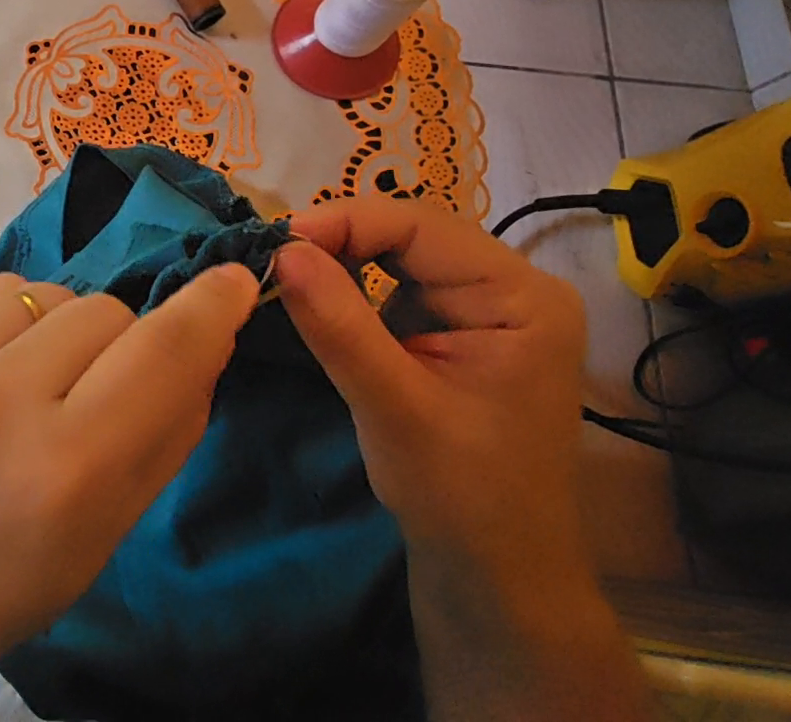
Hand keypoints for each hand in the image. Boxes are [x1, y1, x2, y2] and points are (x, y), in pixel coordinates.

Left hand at [0, 268, 257, 721]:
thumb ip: (167, 431)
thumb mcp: (106, 530)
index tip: (233, 282)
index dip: (211, 308)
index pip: (164, 352)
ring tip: (34, 384)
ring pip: (54, 292)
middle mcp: (0, 401)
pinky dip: (16, 319)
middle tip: (92, 396)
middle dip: (123, 346)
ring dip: (65, 330)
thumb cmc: (1, 582)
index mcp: (65, 469)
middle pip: (110, 312)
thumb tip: (207, 341)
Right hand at [274, 197, 587, 579]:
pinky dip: (348, 290)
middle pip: (410, 235)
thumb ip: (338, 324)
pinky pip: (393, 289)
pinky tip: (313, 300)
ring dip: (338, 263)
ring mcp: (481, 310)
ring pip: (397, 258)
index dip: (344, 223)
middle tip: (270, 259)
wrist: (492, 567)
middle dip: (338, 241)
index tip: (274, 243)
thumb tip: (282, 250)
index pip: (422, 226)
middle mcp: (509, 290)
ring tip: (283, 275)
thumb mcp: (392, 405)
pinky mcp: (452, 331)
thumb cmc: (458, 493)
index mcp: (520, 298)